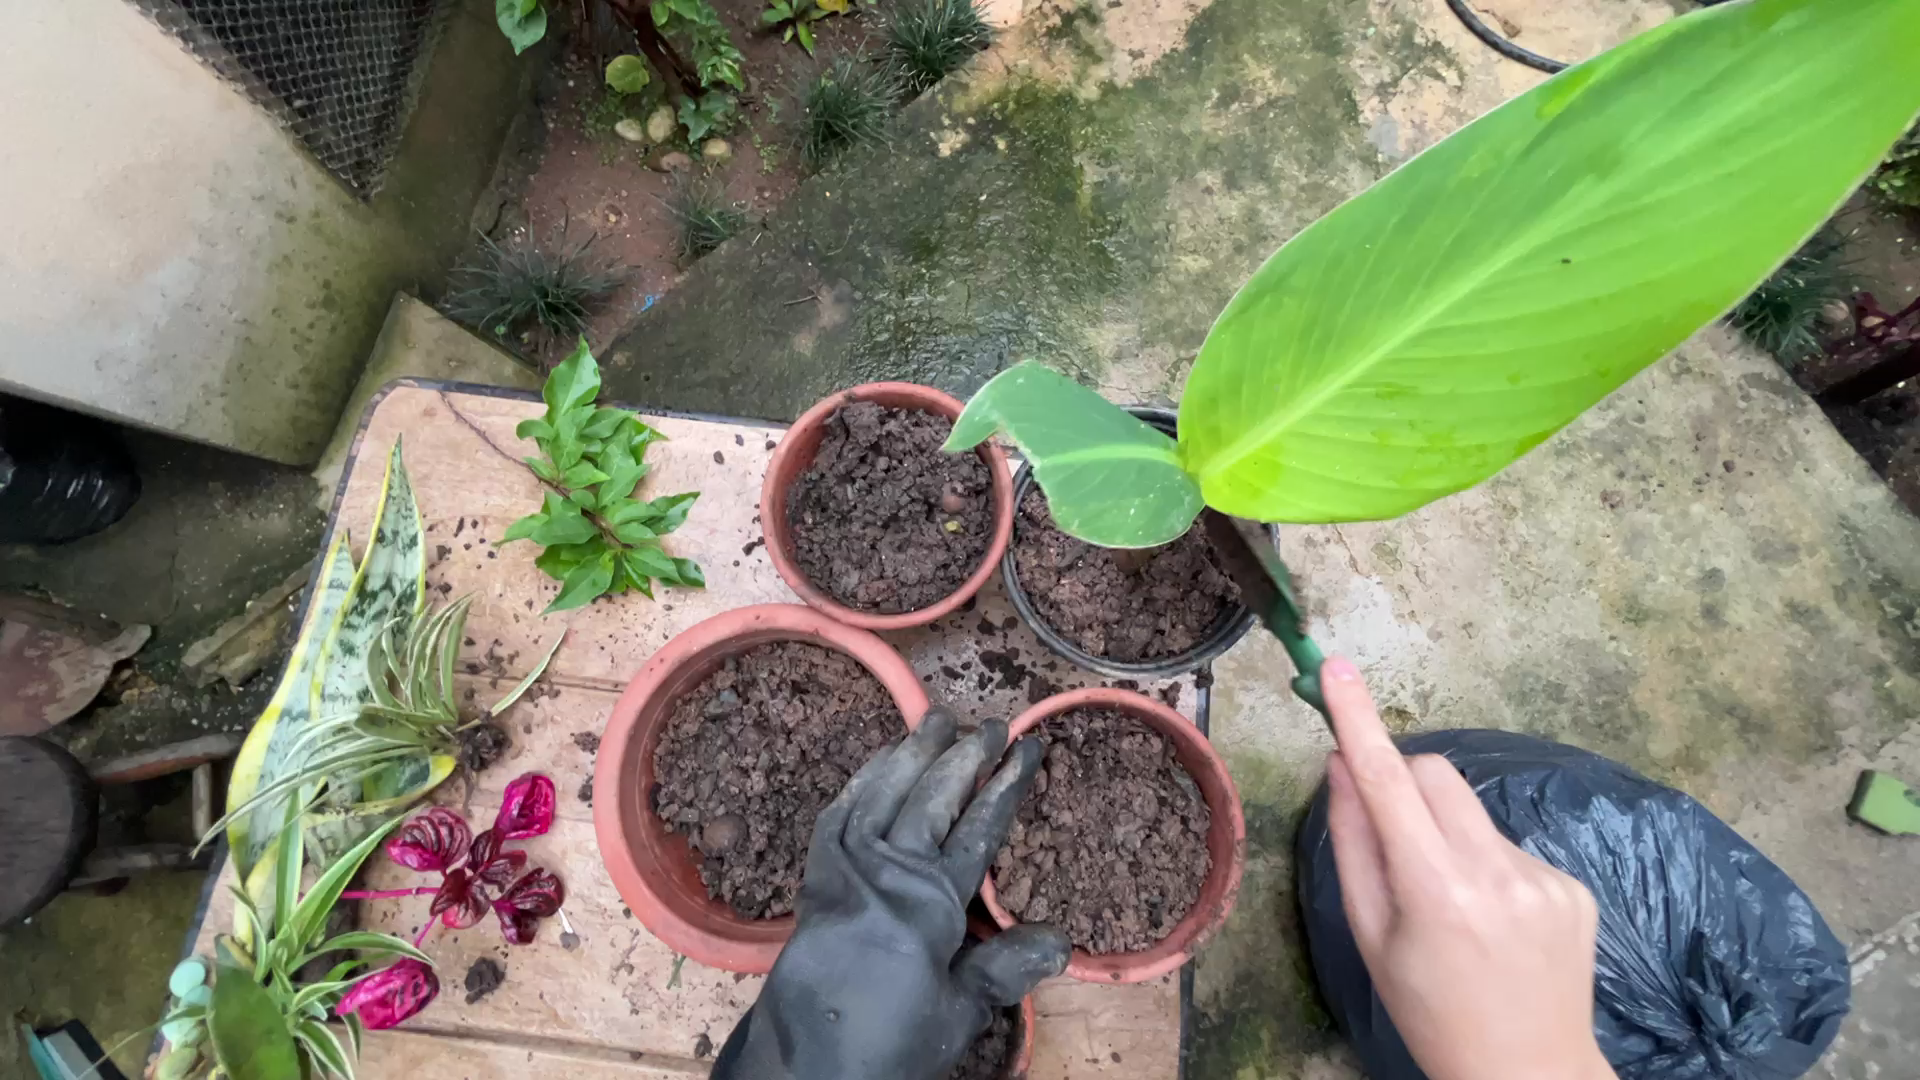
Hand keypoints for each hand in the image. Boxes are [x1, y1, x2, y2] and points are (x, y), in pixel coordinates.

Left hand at [712, 705, 1069, 1079]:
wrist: (805, 1064)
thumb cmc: (889, 1041)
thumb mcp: (956, 1015)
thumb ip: (1004, 969)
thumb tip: (1063, 940)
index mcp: (934, 902)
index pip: (982, 827)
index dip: (1008, 784)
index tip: (1028, 748)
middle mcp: (891, 869)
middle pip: (936, 795)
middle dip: (967, 754)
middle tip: (991, 723)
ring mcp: (849, 862)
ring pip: (889, 789)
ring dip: (916, 750)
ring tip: (939, 718)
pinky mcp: (818, 869)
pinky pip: (842, 808)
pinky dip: (864, 777)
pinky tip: (880, 757)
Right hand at [1320, 656, 1611, 1079]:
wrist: (1531, 1075)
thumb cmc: (1425, 1006)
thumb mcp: (1367, 929)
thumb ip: (1351, 839)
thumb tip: (1339, 765)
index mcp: (1434, 887)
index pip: (1385, 780)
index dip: (1357, 718)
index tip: (1335, 667)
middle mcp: (1496, 871)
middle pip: (1431, 772)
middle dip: (1399, 780)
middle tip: (1389, 831)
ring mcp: (1544, 876)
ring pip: (1465, 806)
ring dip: (1439, 825)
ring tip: (1447, 892)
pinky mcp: (1573, 885)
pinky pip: (1500, 837)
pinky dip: (1477, 854)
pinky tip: (1488, 911)